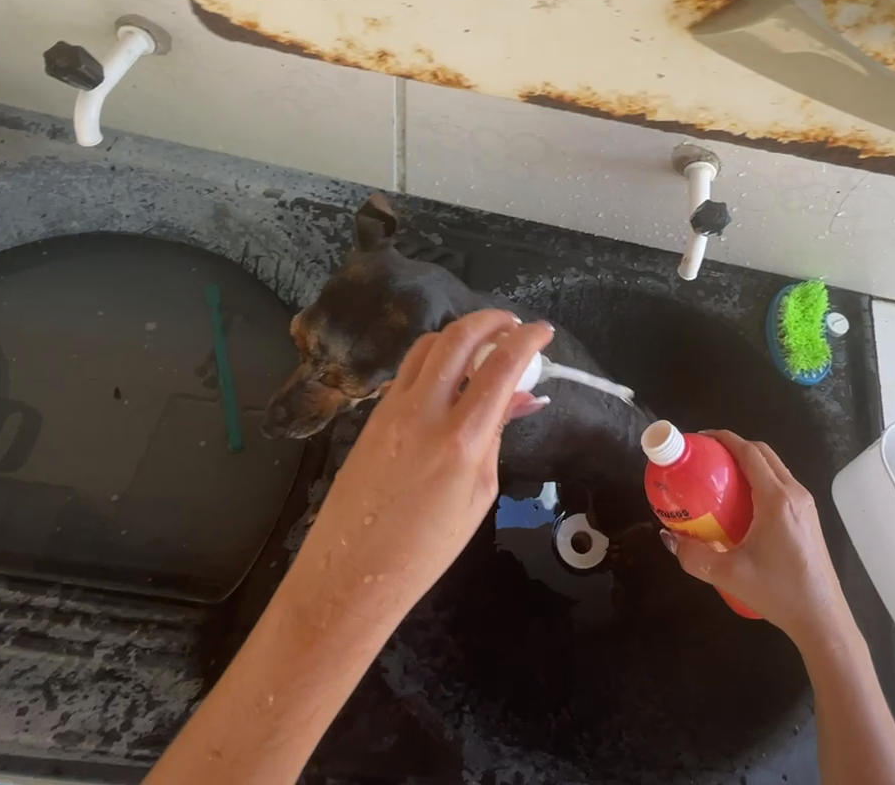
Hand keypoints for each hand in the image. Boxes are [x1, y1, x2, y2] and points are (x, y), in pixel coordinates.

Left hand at [288, 310, 554, 615]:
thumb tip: (520, 398)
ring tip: (483, 345)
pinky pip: (408, 372)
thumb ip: (496, 437)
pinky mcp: (372, 415)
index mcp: (460, 440)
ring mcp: (391, 410)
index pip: (500, 368)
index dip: (527, 340)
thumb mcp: (479, 495)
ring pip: (426, 346)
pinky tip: (449, 380)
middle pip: (457, 337)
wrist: (350, 574)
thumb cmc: (427, 550)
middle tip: (512, 324)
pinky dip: (434, 361)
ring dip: (459, 335)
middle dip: (490, 320)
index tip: (544, 330)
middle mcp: (423, 412)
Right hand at [664, 430, 856, 652]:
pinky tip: (742, 504)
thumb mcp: (728, 575)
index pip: (750, 452)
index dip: (725, 439)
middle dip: (734, 447)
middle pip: (764, 453)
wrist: (822, 619)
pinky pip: (781, 484)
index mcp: (776, 499)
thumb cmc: (778, 592)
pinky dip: (760, 480)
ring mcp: (805, 505)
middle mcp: (794, 493)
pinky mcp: (808, 518)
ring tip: (720, 479)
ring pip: (775, 468)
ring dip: (749, 463)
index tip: (701, 440)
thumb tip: (668, 536)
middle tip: (707, 458)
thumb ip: (693, 556)